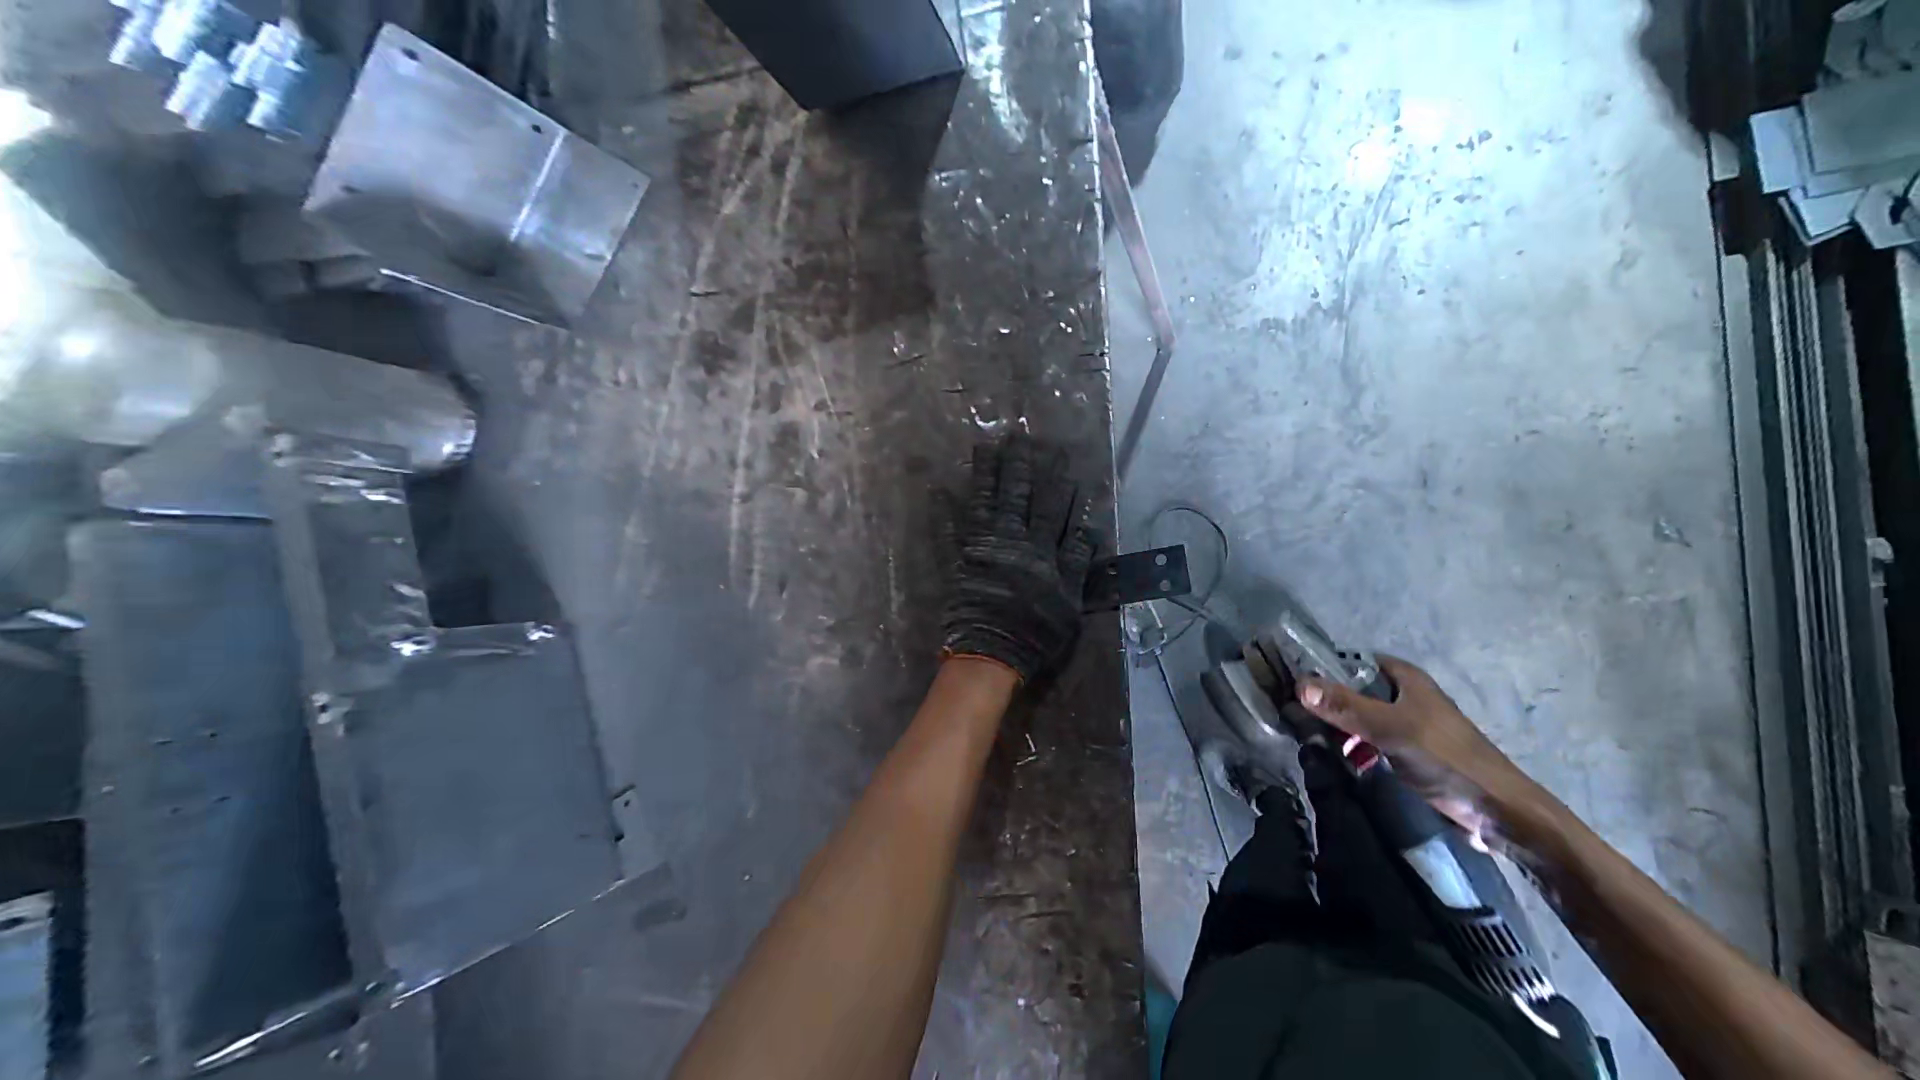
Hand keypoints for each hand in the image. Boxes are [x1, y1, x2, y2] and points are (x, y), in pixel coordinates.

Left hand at [941, 435, 1094, 683]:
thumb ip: (1078, 564)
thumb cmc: (1036, 632)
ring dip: (984, 475)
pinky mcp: (958, 560)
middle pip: (1016, 495)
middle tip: (1018, 437)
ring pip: (984, 503)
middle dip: (1019, 465)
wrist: (993, 652)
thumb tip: (1089, 530)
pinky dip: (943, 510)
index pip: (1051, 507)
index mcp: (1040, 549)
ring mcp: (981, 548)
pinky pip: (948, 531)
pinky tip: (938, 489)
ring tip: (984, 447)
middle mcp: (1011, 540)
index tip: (1058, 455)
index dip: (1055, 481)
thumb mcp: (1071, 603)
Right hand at [1297, 656, 1531, 835]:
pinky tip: (1337, 758)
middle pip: (1354, 690)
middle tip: (1293, 712)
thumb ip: (1346, 706)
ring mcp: (1408, 725)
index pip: (1353, 660)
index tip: (1292, 681)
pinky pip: (1369, 741)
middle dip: (1326, 700)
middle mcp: (1406, 696)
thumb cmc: (1446, 759)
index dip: (1324, 667)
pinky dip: (1352, 746)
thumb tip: (1299, 685)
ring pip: (1359, 717)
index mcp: (1406, 678)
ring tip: (1307, 737)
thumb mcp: (1391, 729)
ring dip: (1336, 726)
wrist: (1498, 812)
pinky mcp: (1408, 752)